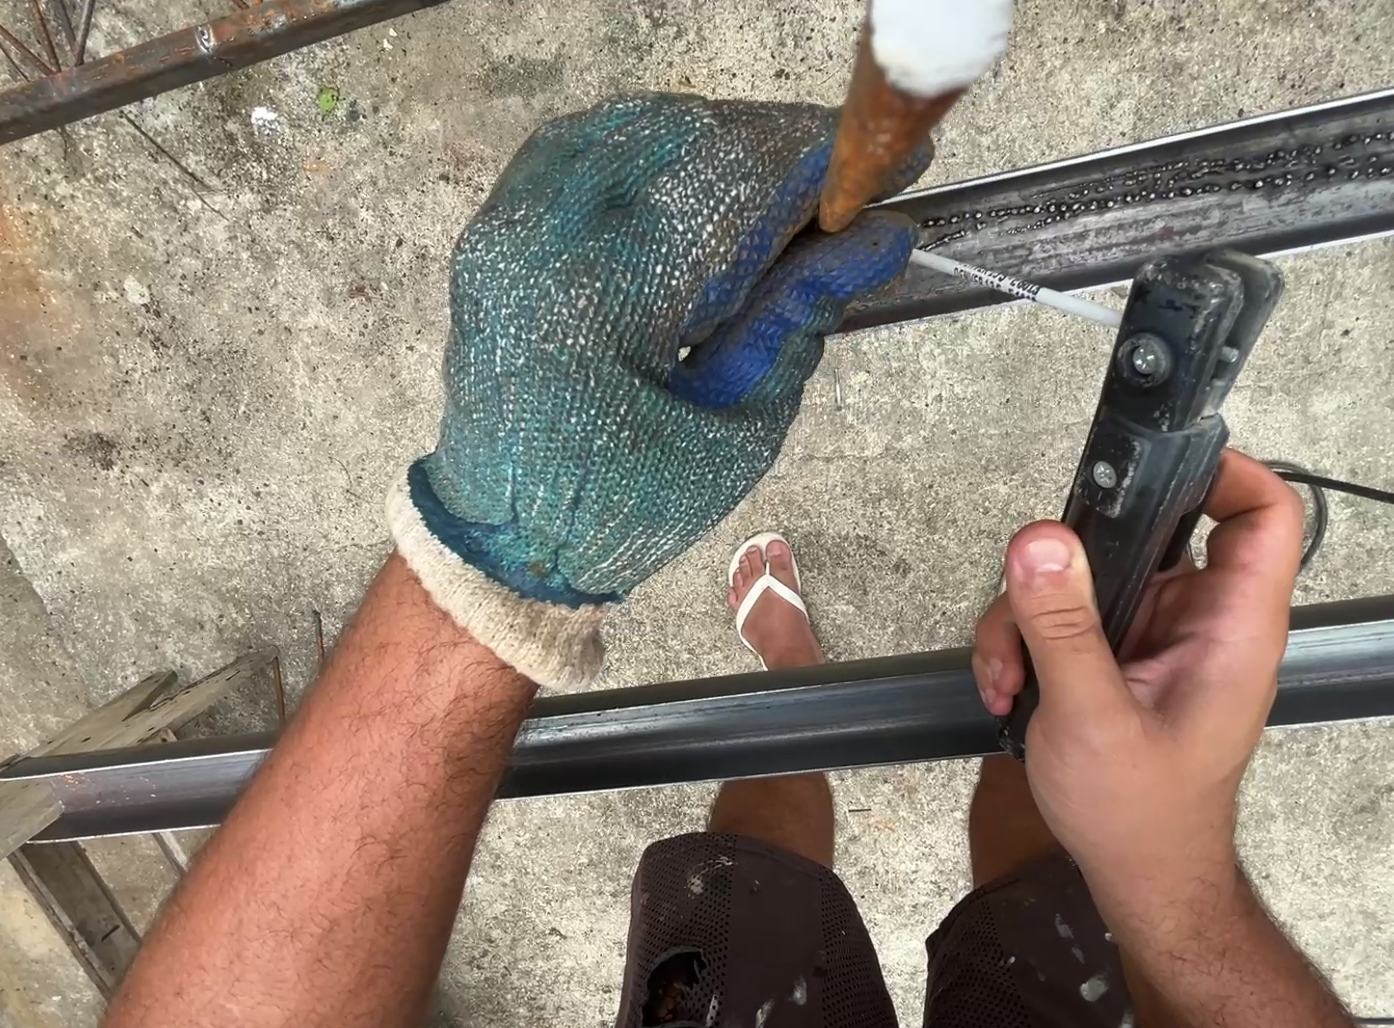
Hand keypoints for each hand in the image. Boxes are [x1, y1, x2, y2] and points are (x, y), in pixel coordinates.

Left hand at [390, 95, 930, 689]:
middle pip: (691, 140)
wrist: (512, 533)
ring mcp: (509, 223)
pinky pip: (588, 147)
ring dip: (724, 149)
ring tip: (780, 199)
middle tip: (841, 194)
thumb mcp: (735, 429)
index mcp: (606, 301)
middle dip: (782, 152)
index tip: (895, 164)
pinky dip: (659, 152)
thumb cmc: (626, 506)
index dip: (824, 164)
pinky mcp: (498, 228)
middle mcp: (545, 237)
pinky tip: (702, 186)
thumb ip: (800, 318)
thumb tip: (879, 238)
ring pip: (640, 128)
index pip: (738, 184)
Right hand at [970, 451, 1304, 913]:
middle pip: (1131, 538)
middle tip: (1018, 610)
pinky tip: (1005, 691)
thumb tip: (1037, 537)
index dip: (1220, 470)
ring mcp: (1140, 634)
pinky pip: (1052, 616)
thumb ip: (1062, 626)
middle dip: (1058, 569)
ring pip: (1073, 579)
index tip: (1138, 462)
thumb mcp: (1090, 716)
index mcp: (1227, 626)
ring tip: (1005, 680)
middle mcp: (1188, 617)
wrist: (1134, 875)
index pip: (1261, 515)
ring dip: (1020, 621)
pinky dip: (1017, 646)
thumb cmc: (1138, 811)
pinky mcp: (1103, 653)